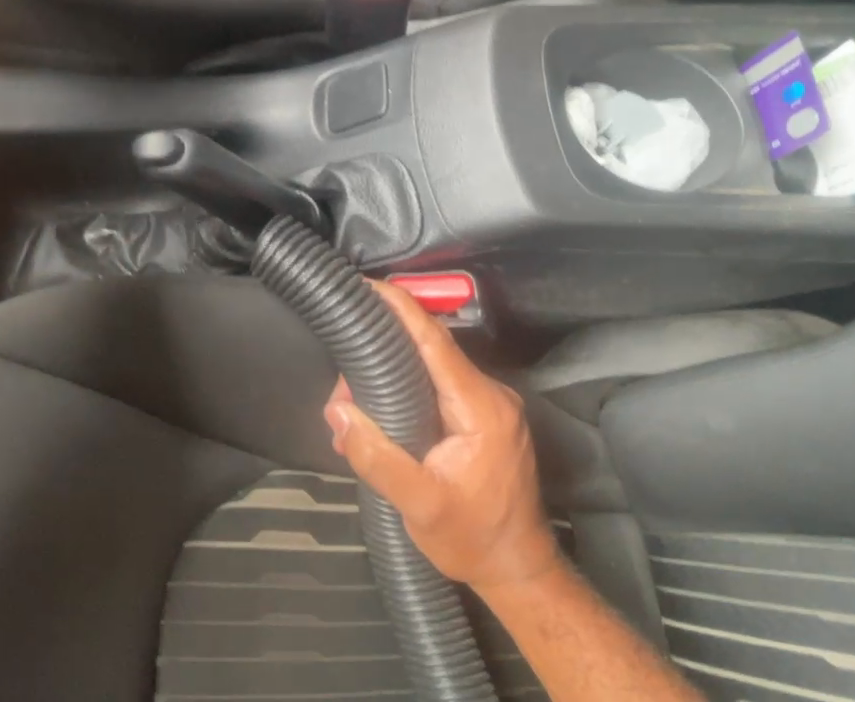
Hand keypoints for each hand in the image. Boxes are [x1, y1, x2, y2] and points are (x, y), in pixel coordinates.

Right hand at [324, 282, 563, 593]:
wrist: (517, 571)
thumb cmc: (473, 538)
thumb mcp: (420, 504)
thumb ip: (377, 456)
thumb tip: (337, 411)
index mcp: (480, 407)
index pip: (434, 340)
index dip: (399, 307)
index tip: (364, 284)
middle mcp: (487, 396)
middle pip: (422, 352)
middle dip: (373, 360)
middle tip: (338, 398)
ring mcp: (484, 406)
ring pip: (422, 371)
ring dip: (381, 385)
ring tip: (350, 423)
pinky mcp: (476, 419)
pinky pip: (431, 389)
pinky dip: (396, 397)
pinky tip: (372, 427)